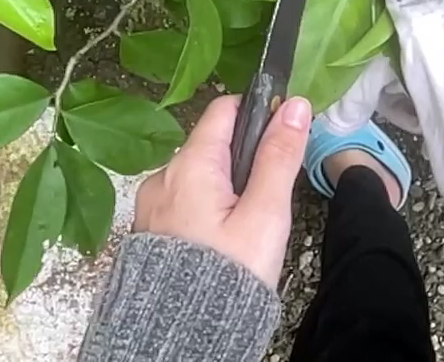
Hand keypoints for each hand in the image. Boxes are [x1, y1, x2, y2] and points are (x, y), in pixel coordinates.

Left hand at [133, 94, 310, 287]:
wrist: (176, 346)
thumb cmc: (225, 278)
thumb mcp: (265, 213)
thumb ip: (279, 156)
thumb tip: (294, 105)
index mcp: (191, 165)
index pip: (226, 109)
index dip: (258, 112)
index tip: (281, 134)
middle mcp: (163, 178)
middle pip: (214, 143)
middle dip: (244, 158)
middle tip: (269, 195)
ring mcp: (151, 207)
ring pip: (199, 176)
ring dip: (225, 187)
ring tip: (247, 225)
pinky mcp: (148, 233)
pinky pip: (183, 204)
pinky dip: (205, 211)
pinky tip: (222, 241)